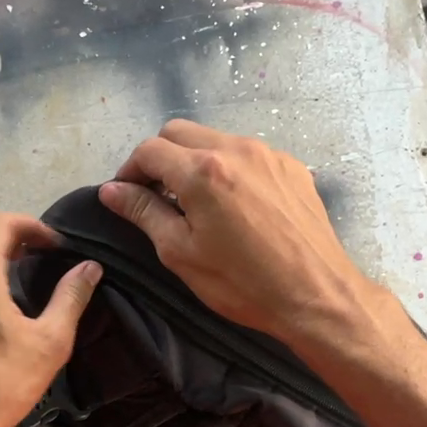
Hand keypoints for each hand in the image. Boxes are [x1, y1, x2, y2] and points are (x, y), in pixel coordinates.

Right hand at [98, 119, 390, 352]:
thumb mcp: (179, 251)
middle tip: (155, 196)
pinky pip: (246, 154)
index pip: (149, 150)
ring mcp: (268, 154)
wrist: (315, 295)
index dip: (129, 171)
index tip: (126, 196)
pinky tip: (232, 205)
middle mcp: (235, 149)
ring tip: (194, 202)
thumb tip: (111, 190)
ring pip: (214, 139)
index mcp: (202, 171)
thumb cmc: (240, 282)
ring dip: (193, 161)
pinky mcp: (291, 167)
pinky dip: (226, 169)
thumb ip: (143, 212)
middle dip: (159, 158)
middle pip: (179, 132)